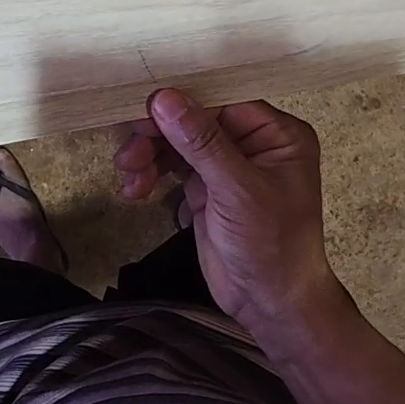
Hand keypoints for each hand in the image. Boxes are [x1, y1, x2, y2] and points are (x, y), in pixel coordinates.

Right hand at [114, 89, 342, 332]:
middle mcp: (252, 142)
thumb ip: (201, 142)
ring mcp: (226, 164)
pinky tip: (134, 190)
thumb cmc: (271, 246)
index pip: (222, 101)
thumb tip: (164, 97)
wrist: (271, 306)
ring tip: (128, 177)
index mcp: (276, 133)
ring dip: (148, 155)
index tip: (144, 110)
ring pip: (177, 142)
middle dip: (158, 135)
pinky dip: (150, 174)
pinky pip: (171, 166)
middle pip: (193, 120)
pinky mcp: (204, 187)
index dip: (182, 103)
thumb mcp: (237, 191)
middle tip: (129, 154)